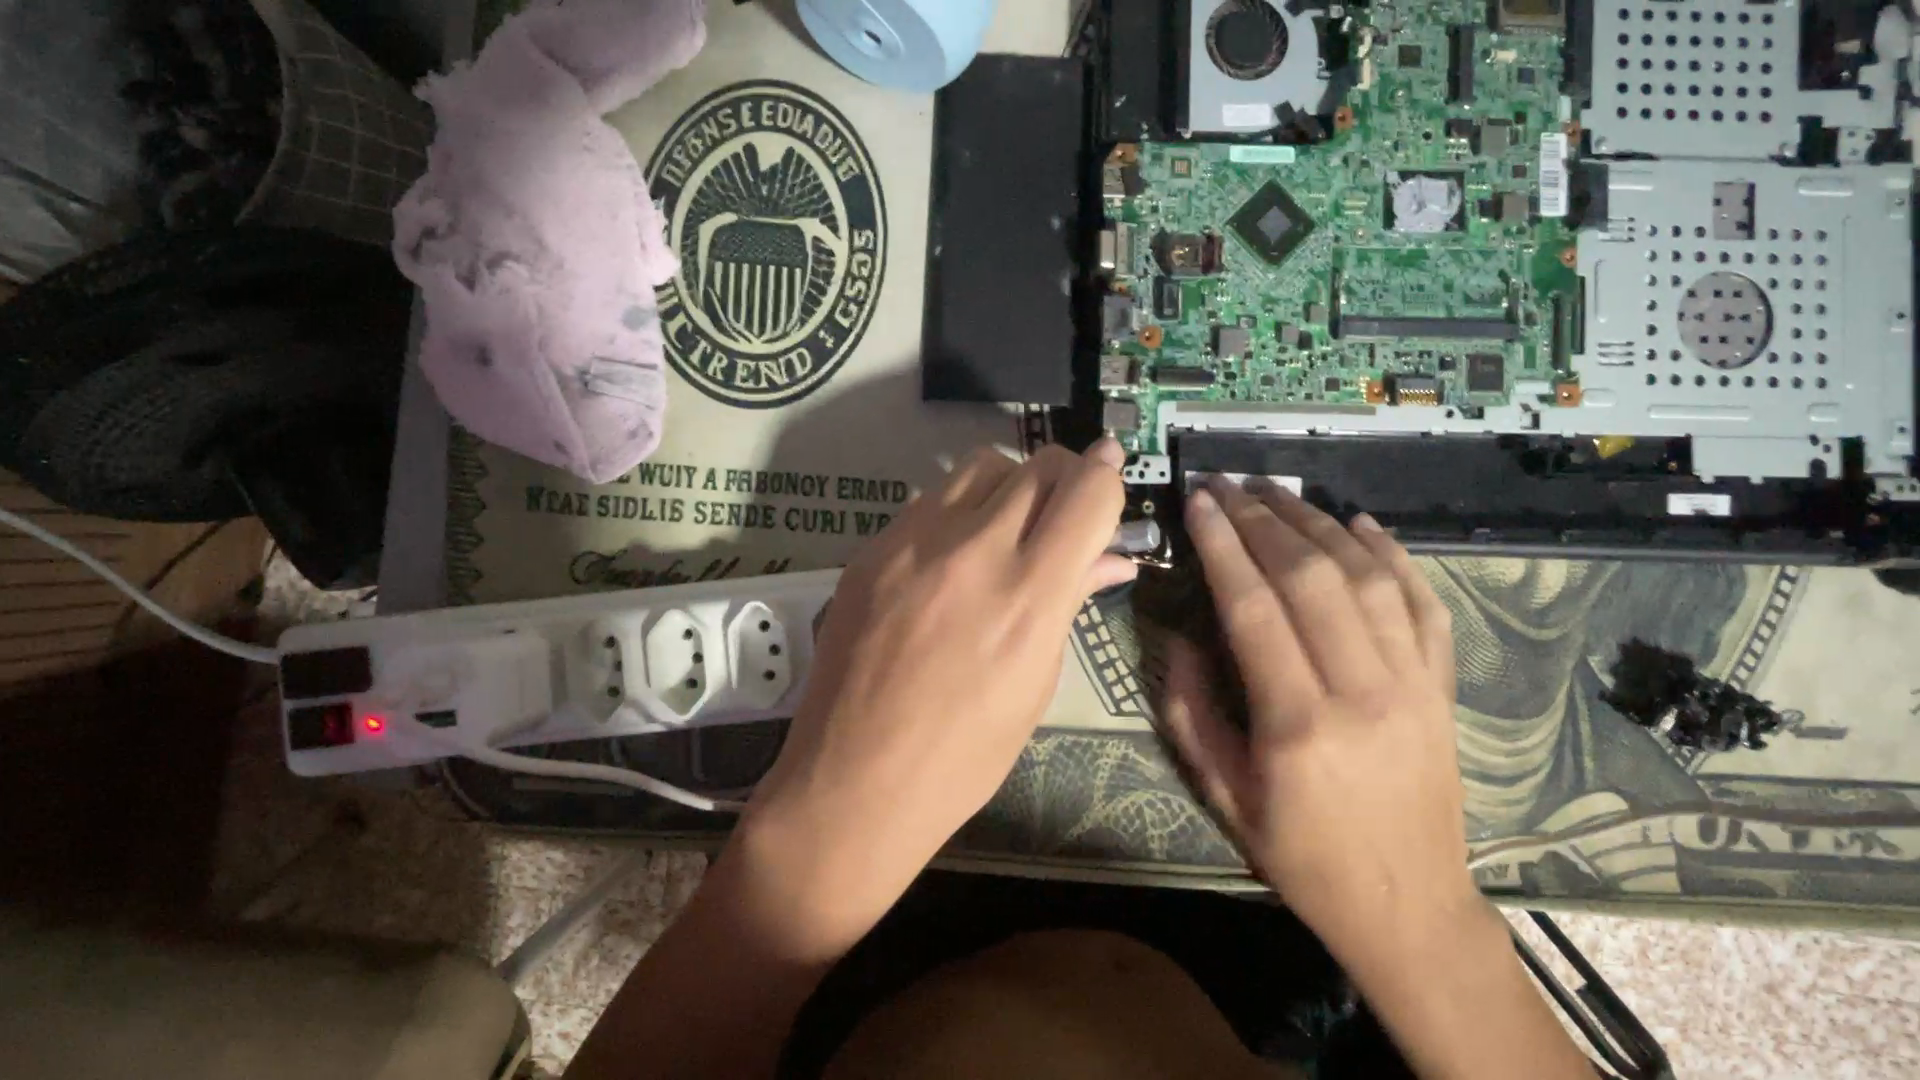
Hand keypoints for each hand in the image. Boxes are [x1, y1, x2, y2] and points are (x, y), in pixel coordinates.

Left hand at [736, 440, 1133, 949]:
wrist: (853, 780)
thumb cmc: (963, 757)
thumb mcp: (1035, 686)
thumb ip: (1071, 604)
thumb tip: (1110, 560)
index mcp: (1029, 597)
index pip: (1088, 491)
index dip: (1109, 475)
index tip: (1111, 472)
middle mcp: (974, 552)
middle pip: (1038, 465)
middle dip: (1065, 477)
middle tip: (1065, 507)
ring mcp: (913, 544)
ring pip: (982, 466)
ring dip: (1010, 483)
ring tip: (1008, 526)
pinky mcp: (871, 549)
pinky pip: (930, 500)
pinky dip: (958, 510)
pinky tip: (951, 554)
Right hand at [1160, 476, 1477, 972]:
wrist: (1408, 905)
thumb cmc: (1302, 856)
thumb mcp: (1223, 795)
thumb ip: (1191, 711)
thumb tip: (1182, 637)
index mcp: (1298, 724)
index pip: (1254, 607)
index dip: (1222, 546)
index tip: (1199, 504)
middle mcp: (1363, 690)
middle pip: (1310, 577)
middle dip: (1262, 519)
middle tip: (1227, 485)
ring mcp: (1414, 683)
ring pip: (1366, 577)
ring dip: (1317, 523)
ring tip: (1277, 491)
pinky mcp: (1443, 686)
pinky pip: (1421, 603)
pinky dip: (1392, 555)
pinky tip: (1360, 522)